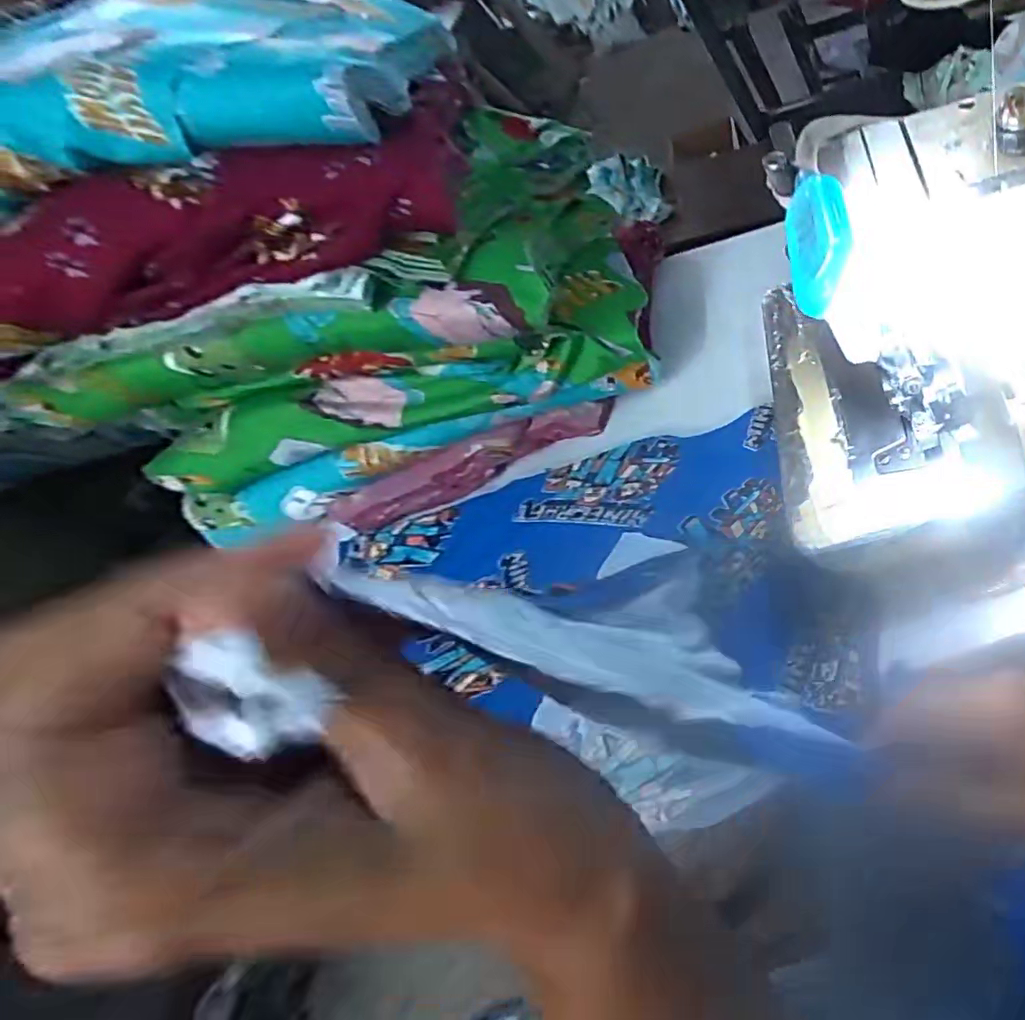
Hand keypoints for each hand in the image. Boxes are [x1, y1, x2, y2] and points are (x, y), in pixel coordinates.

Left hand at [0, 534, 663, 984]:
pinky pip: (190, 708)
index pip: (41, 724)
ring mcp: (148, 844)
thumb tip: (235, 584)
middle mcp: (97, 875)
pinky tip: (349, 630)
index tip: (291, 552)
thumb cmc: (515, 837)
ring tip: (349, 590)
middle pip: (61, 705)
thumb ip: (334, 674)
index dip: (149, 616)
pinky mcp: (204, 812)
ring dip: (235, 626)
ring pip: (124, 694)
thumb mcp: (437, 755)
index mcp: (139, 883)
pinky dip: (265, 653)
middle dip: (190, 613)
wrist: (561, 881)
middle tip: (321, 561)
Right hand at [868, 669, 1024, 865]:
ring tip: (894, 775)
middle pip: (926, 695)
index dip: (881, 734)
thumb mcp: (1010, 814)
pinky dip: (938, 731)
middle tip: (870, 777)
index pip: (919, 706)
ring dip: (915, 732)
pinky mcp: (1016, 700)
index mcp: (999, 702)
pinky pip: (960, 707)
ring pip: (941, 699)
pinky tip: (932, 766)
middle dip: (894, 732)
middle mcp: (999, 682)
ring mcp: (1009, 687)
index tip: (853, 769)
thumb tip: (882, 787)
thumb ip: (943, 797)